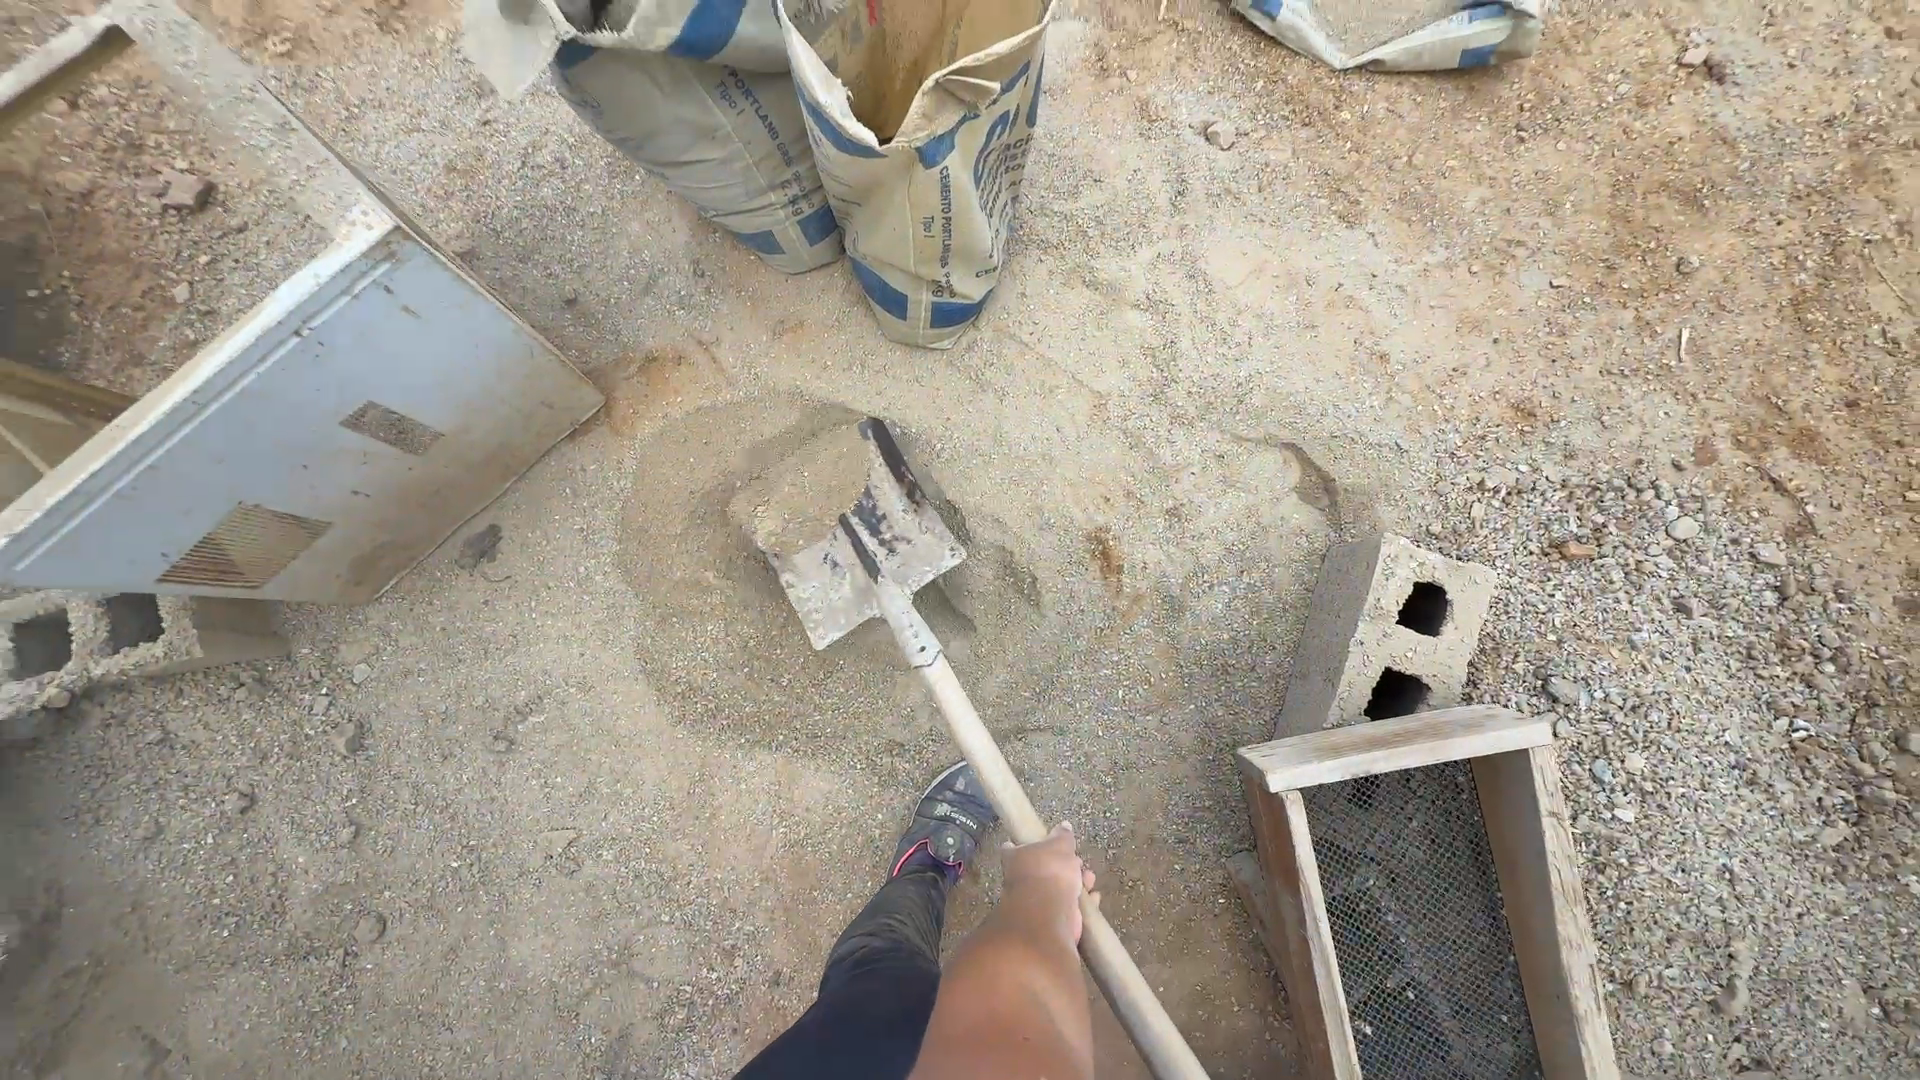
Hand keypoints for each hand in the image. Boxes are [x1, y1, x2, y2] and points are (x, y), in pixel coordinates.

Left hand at [1001, 822, 1097, 946]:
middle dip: (1064, 866)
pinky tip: (1093, 899)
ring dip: (1076, 884)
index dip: (1029, 843)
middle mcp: (1021, 880)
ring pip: (1058, 889)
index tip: (1044, 841)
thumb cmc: (1049, 871)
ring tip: (1089, 879)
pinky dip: (1082, 904)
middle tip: (1078, 862)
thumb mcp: (1059, 845)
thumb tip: (1064, 826)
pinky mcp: (1051, 921)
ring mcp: (1036, 902)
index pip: (1014, 847)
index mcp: (1016, 857)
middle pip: (1043, 869)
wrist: (1050, 913)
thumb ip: (1062, 836)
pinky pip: (1068, 908)